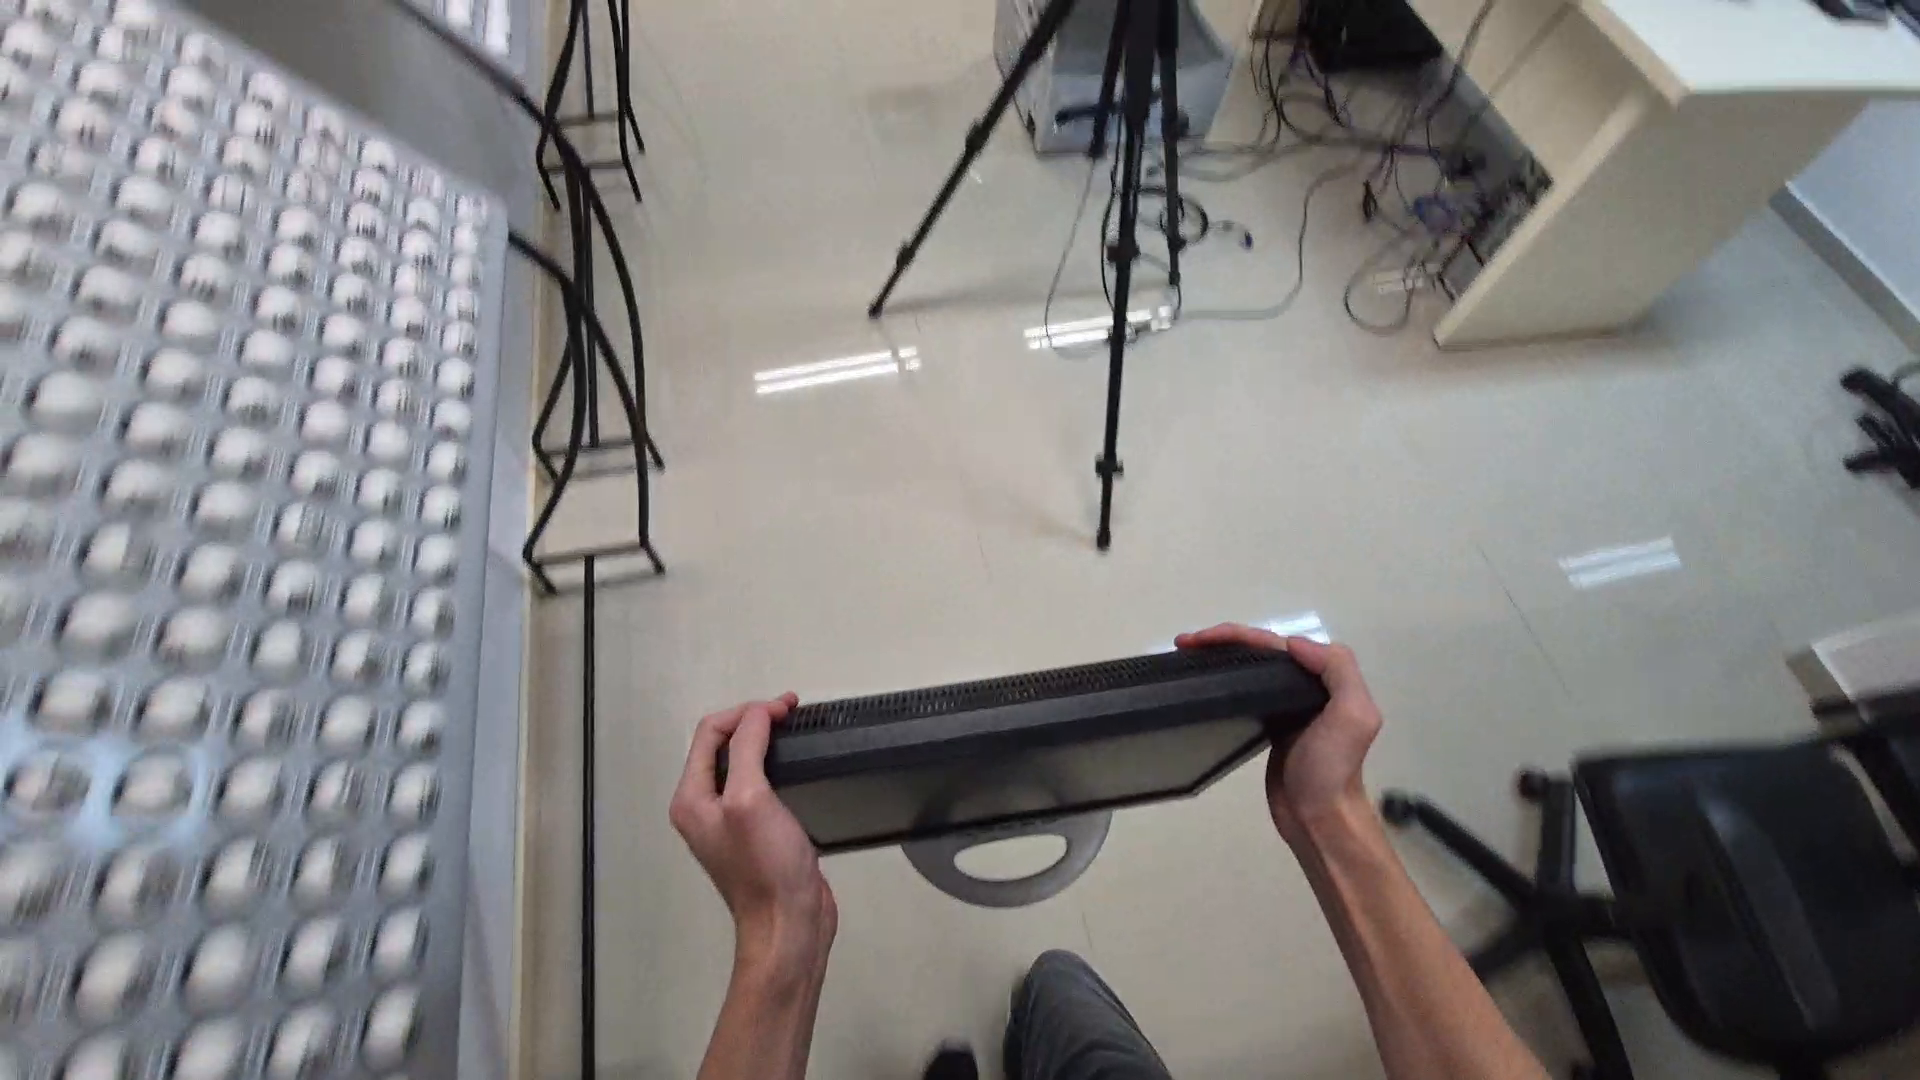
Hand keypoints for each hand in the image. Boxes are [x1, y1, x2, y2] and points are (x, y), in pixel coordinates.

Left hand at [670, 695, 836, 976]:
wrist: (789, 926)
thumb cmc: (766, 863)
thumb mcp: (751, 797)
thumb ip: (747, 748)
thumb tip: (759, 712)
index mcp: (691, 798)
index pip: (710, 732)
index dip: (746, 711)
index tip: (786, 708)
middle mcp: (704, 806)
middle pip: (723, 744)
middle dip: (755, 720)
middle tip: (793, 712)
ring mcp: (730, 821)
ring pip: (743, 762)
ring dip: (766, 739)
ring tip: (797, 729)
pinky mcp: (757, 832)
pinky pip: (760, 783)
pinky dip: (777, 763)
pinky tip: (799, 764)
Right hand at [1175, 624, 1383, 848]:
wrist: (1320, 817)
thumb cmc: (1332, 768)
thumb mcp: (1353, 717)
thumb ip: (1337, 671)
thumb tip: (1293, 643)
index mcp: (1323, 678)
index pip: (1274, 643)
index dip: (1236, 635)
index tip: (1199, 640)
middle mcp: (1306, 684)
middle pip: (1259, 649)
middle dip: (1221, 640)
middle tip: (1184, 643)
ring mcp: (1285, 703)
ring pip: (1250, 666)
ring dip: (1220, 654)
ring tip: (1188, 655)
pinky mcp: (1269, 722)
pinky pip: (1245, 689)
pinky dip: (1224, 678)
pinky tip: (1206, 682)